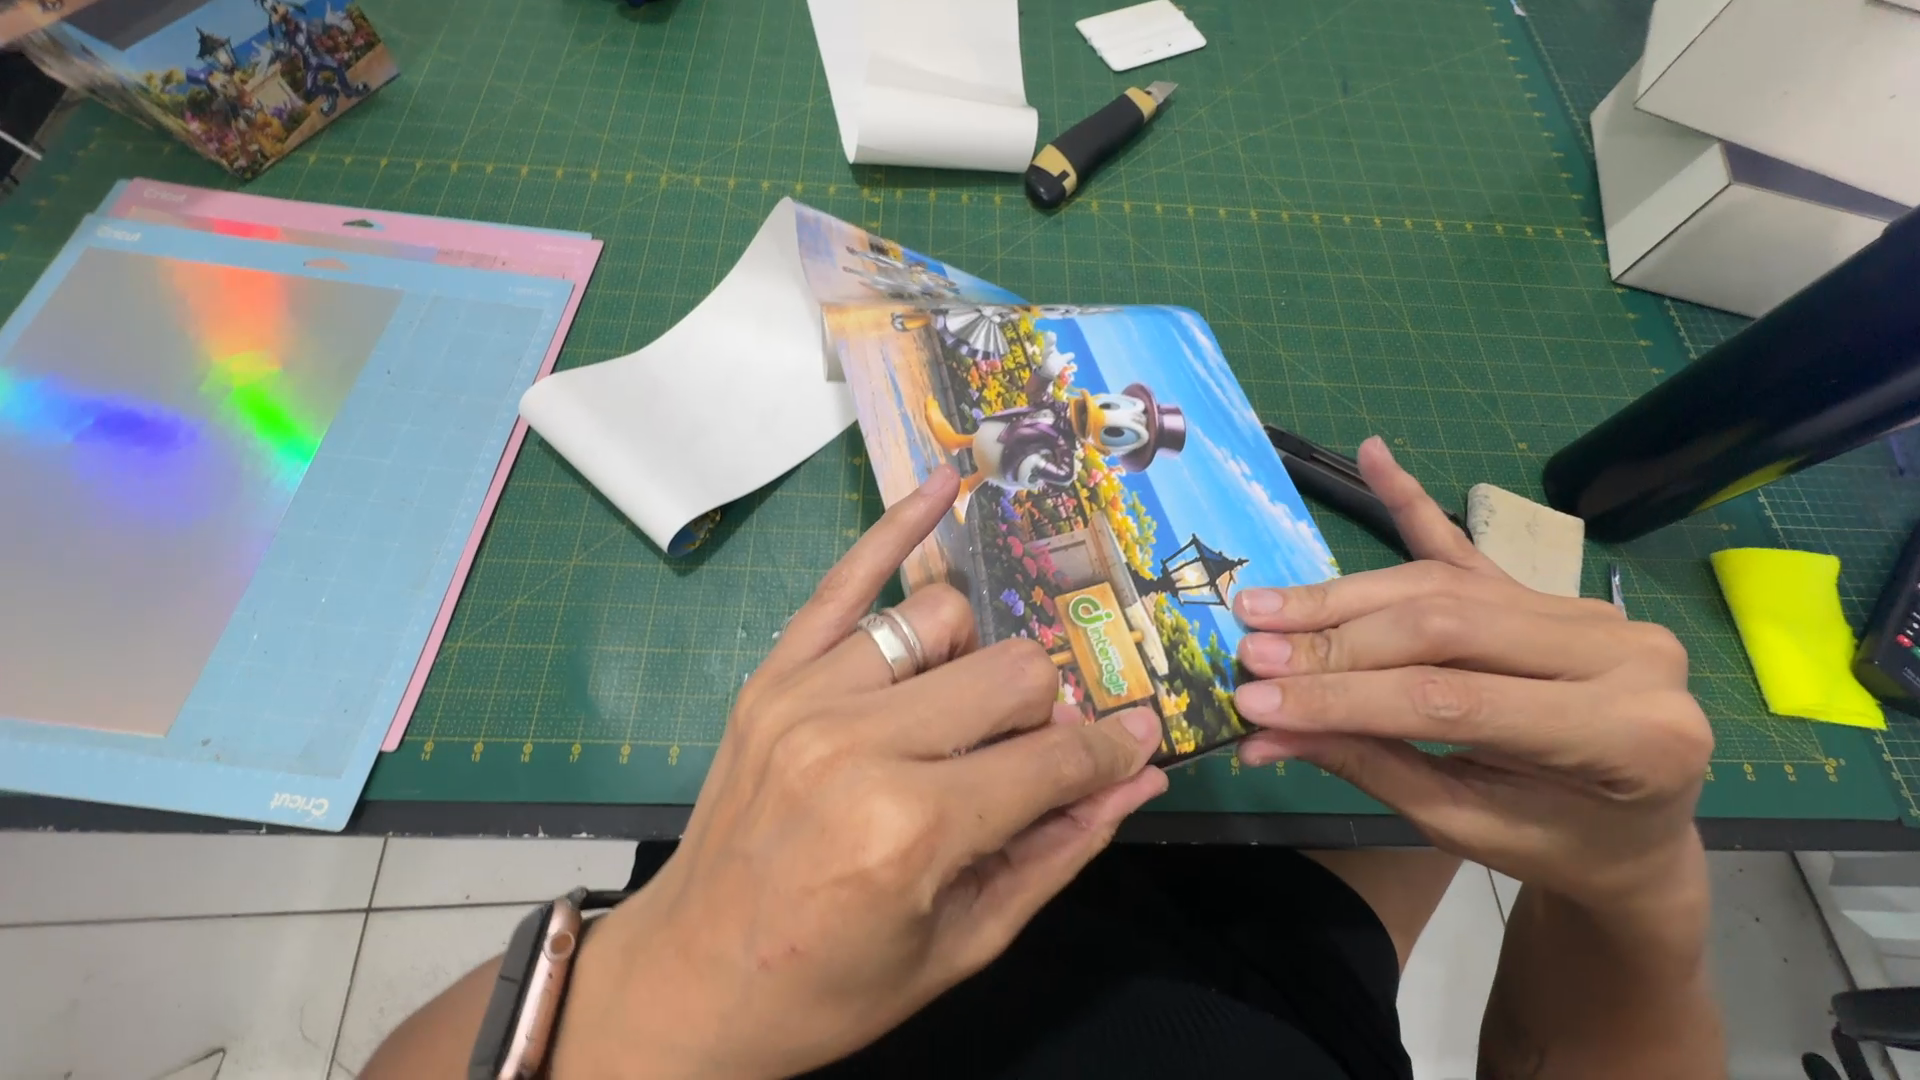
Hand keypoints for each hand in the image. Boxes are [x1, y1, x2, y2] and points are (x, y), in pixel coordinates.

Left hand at [551, 466, 1167, 1079]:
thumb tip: (1138, 774)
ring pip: (945, 618)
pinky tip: (943, 489)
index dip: (1110, 750)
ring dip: (980, 658)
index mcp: (914, 830)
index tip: (1136, 741)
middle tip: (1039, 745)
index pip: (1055, 756)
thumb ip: (1060, 849)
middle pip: (1012, 671)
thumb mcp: (964, 942)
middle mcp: (861, 746)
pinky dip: (897, 529)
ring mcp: (807, 696)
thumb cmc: (832, 983)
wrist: (693, 979)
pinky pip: (845, 580)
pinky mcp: (773, 674)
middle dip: (1050, 709)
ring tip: (968, 704)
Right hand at [1230, 438, 1713, 912]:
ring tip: (1263, 605)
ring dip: (1339, 596)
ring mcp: (1583, 609)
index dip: (1341, 696)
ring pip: (1434, 587)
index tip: (1253, 700)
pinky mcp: (1541, 592)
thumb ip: (1368, 765)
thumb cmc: (1558, 844)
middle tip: (1250, 650)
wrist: (1635, 831)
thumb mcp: (1465, 824)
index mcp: (1627, 733)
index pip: (1448, 699)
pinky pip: (1463, 547)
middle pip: (1440, 624)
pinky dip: (1410, 500)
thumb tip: (1261, 734)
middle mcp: (1619, 651)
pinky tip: (1375, 454)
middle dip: (1331, 641)